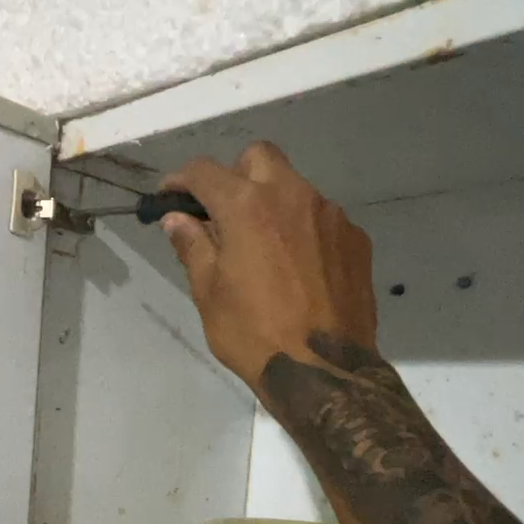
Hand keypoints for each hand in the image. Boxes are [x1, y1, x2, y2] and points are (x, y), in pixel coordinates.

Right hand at [160, 142, 377, 389]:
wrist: (321, 367)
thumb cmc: (251, 332)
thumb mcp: (208, 292)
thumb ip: (192, 246)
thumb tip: (177, 219)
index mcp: (247, 207)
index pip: (205, 171)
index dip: (180, 180)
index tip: (169, 197)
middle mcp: (291, 196)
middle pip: (258, 157)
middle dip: (233, 174)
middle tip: (220, 214)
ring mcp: (329, 214)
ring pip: (293, 186)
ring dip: (269, 202)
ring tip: (259, 247)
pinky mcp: (353, 238)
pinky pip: (319, 217)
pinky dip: (298, 229)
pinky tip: (293, 268)